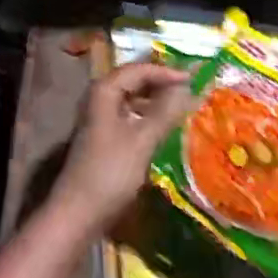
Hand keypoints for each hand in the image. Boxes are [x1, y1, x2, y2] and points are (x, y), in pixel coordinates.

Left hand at [49, 62, 193, 232]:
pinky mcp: (104, 133)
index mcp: (104, 90)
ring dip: (156, 97)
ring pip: (132, 96)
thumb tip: (190, 89)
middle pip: (133, 79)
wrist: (80, 208)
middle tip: (193, 86)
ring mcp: (100, 115)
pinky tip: (165, 124)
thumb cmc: (111, 171)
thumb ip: (165, 113)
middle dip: (162, 81)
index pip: (138, 69)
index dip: (166, 71)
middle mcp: (99, 96)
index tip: (196, 78)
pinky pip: (130, 113)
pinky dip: (148, 113)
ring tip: (184, 103)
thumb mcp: (142, 140)